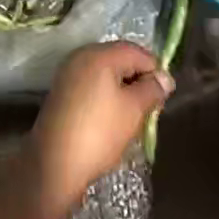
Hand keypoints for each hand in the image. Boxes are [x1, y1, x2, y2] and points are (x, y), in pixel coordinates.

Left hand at [30, 41, 172, 204]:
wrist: (52, 167)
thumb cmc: (98, 133)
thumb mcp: (133, 110)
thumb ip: (152, 89)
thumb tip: (165, 78)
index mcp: (100, 53)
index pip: (138, 52)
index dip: (155, 71)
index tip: (164, 96)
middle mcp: (82, 55)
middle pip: (120, 58)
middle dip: (138, 79)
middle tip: (149, 107)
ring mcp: (69, 72)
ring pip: (106, 72)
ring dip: (122, 89)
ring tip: (132, 115)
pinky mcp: (61, 91)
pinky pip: (91, 84)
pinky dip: (105, 95)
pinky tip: (110, 118)